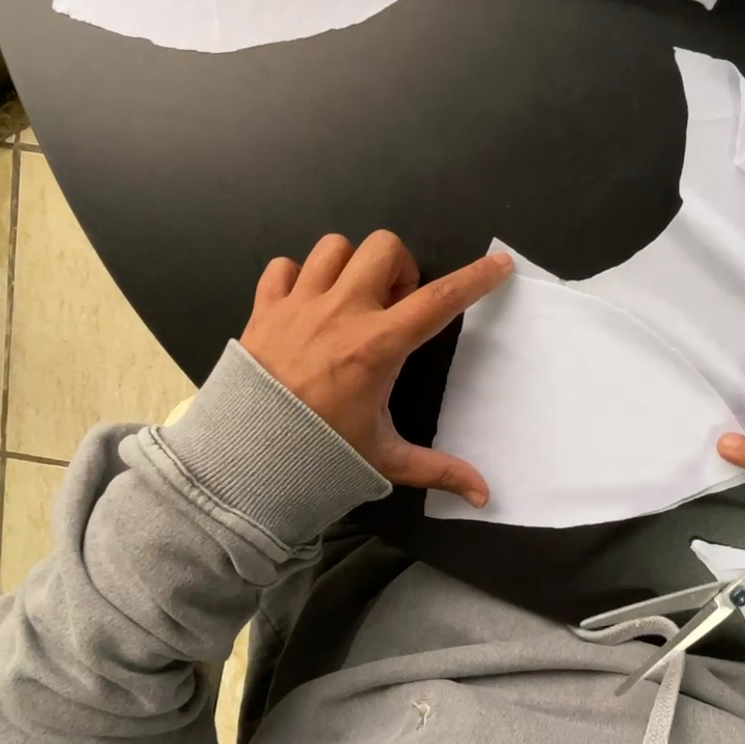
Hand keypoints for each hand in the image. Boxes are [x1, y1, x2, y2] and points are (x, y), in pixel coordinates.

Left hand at [239, 231, 512, 505]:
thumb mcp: (387, 460)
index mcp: (377, 347)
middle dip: (400, 267)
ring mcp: (299, 305)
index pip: (440, 300)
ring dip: (351, 266)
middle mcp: (341, 313)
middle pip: (383, 248)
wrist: (245, 458)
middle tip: (396, 305)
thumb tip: (484, 496)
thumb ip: (439, 470)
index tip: (499, 265)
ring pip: (333, 247)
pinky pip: (282, 267)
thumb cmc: (321, 454)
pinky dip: (297, 277)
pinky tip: (305, 306)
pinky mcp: (264, 309)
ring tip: (352, 300)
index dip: (476, 278)